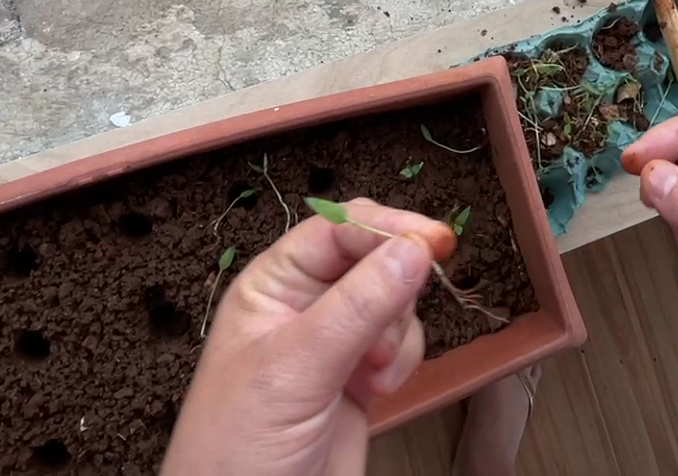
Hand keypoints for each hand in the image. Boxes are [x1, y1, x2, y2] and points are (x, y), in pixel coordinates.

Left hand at [164, 199, 453, 475]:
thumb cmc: (242, 448)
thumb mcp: (296, 370)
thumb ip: (358, 306)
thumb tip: (418, 246)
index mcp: (275, 283)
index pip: (339, 230)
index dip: (386, 229)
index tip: (435, 242)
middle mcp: (306, 301)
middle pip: (373, 256)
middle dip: (396, 280)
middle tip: (415, 300)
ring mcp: (336, 340)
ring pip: (395, 297)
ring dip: (398, 329)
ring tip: (376, 372)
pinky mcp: (362, 376)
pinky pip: (403, 340)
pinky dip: (404, 358)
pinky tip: (380, 391)